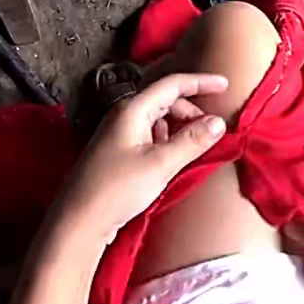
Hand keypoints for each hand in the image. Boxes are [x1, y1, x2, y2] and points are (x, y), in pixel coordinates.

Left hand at [48, 73, 229, 249]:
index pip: (172, 84)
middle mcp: (124, 116)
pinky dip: (167, 140)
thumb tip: (219, 122)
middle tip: (211, 130)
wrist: (79, 221)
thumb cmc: (116, 189)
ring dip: (180, 126)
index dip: (200, 82)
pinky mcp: (118, 152)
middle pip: (165, 101)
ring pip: (158, 119)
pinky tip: (172, 157)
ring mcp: (119, 134)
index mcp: (132, 110)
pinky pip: (150, 135)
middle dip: (191, 110)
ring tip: (195, 145)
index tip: (224, 85)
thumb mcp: (161, 164)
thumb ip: (192, 141)